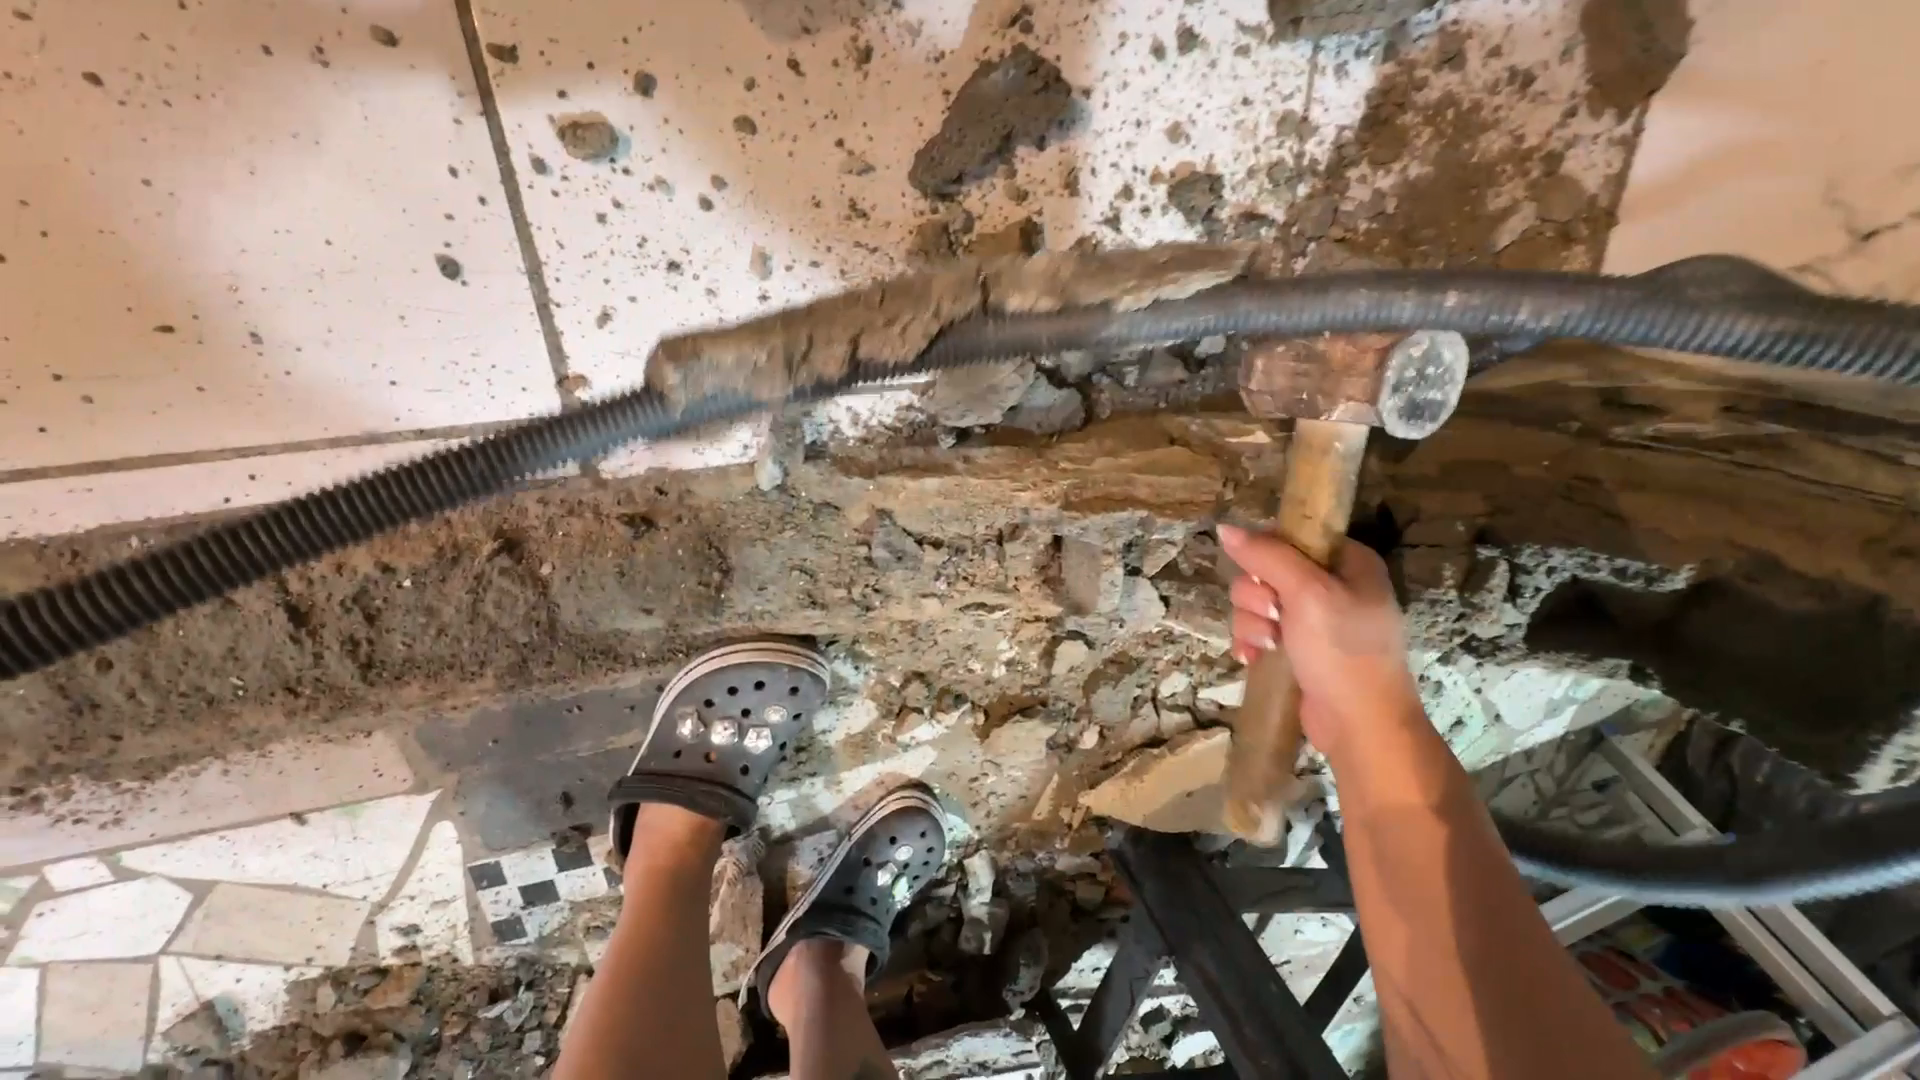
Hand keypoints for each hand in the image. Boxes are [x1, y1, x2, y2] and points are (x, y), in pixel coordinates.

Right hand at [1218, 524, 1422, 759]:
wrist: (1361, 724)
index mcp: (1347, 561)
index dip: (1267, 552)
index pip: (1291, 535)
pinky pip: (1259, 632)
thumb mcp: (1307, 593)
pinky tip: (1253, 658)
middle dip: (1256, 596)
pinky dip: (1251, 643)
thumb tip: (1225, 527)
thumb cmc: (1343, 650)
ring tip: (1267, 645)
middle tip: (1273, 616)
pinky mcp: (1298, 649)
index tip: (1264, 575)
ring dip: (1251, 623)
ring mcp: (1314, 620)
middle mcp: (1331, 585)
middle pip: (1265, 570)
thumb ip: (1266, 556)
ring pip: (1256, 603)